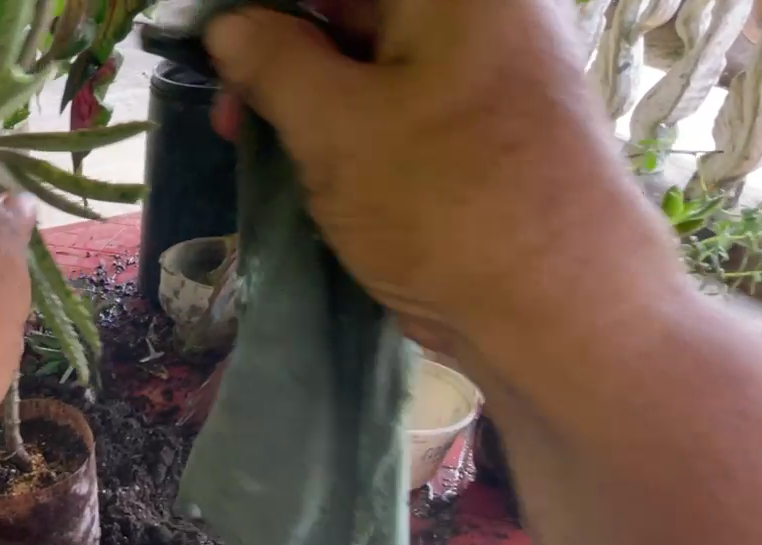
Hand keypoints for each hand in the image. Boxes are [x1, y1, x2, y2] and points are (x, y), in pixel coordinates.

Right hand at [205, 0, 686, 354]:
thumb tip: (227, 24)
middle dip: (279, 50)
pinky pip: (391, 104)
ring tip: (254, 143)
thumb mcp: (336, 129)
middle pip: (354, 9)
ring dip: (303, 95)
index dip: (267, 9)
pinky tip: (304, 162)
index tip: (214, 46)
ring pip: (368, 60)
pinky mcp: (471, 128)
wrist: (547, 299)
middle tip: (228, 113)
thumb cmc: (438, 199)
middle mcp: (476, 11)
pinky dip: (339, 126)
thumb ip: (275, 67)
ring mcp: (478, 71)